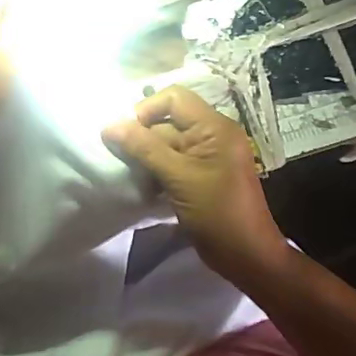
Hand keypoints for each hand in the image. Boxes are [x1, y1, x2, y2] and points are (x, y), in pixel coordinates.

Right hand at [102, 87, 289, 284]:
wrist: (246, 257)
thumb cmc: (217, 212)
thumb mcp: (178, 176)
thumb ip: (143, 147)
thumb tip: (109, 126)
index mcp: (214, 127)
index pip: (174, 98)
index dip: (147, 110)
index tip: (127, 135)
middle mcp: (212, 135)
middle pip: (167, 121)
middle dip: (142, 138)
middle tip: (124, 161)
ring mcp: (206, 157)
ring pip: (165, 143)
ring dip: (146, 157)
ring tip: (133, 176)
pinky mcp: (199, 176)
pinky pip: (172, 162)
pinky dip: (155, 170)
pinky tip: (144, 187)